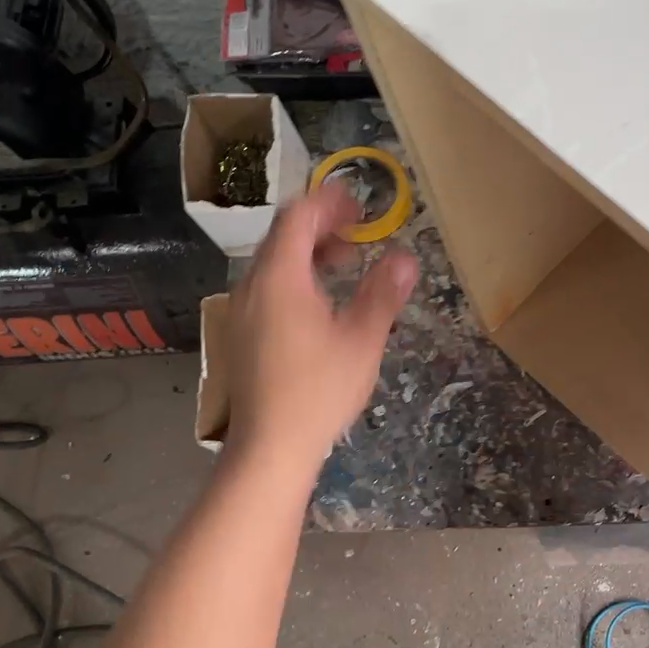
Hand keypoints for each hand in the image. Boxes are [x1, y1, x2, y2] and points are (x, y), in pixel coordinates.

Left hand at [223, 184, 417, 466]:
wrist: (272, 444)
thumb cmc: (320, 390)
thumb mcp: (362, 341)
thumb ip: (383, 294)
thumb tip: (406, 258)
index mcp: (280, 278)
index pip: (298, 218)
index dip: (329, 203)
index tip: (361, 205)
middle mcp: (252, 286)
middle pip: (283, 238)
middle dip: (323, 228)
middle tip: (361, 236)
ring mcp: (242, 311)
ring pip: (274, 265)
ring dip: (311, 256)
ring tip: (347, 268)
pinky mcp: (242, 334)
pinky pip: (268, 289)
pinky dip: (297, 280)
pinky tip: (322, 306)